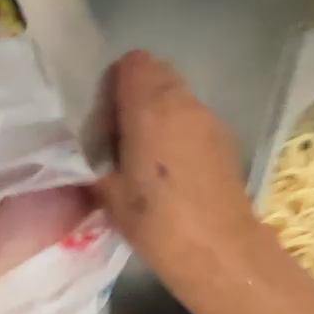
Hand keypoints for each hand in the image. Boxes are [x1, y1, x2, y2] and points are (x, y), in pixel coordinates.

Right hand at [94, 52, 269, 304]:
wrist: (217, 250)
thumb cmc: (157, 223)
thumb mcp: (109, 197)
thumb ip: (94, 165)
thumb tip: (88, 155)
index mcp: (150, 107)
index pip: (130, 64)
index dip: (113, 86)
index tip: (103, 122)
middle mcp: (183, 101)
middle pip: (155, 75)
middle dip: (134, 99)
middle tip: (119, 141)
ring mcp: (209, 119)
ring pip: (176, 98)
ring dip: (156, 118)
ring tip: (142, 161)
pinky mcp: (224, 140)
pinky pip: (192, 121)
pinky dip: (177, 134)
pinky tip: (168, 175)